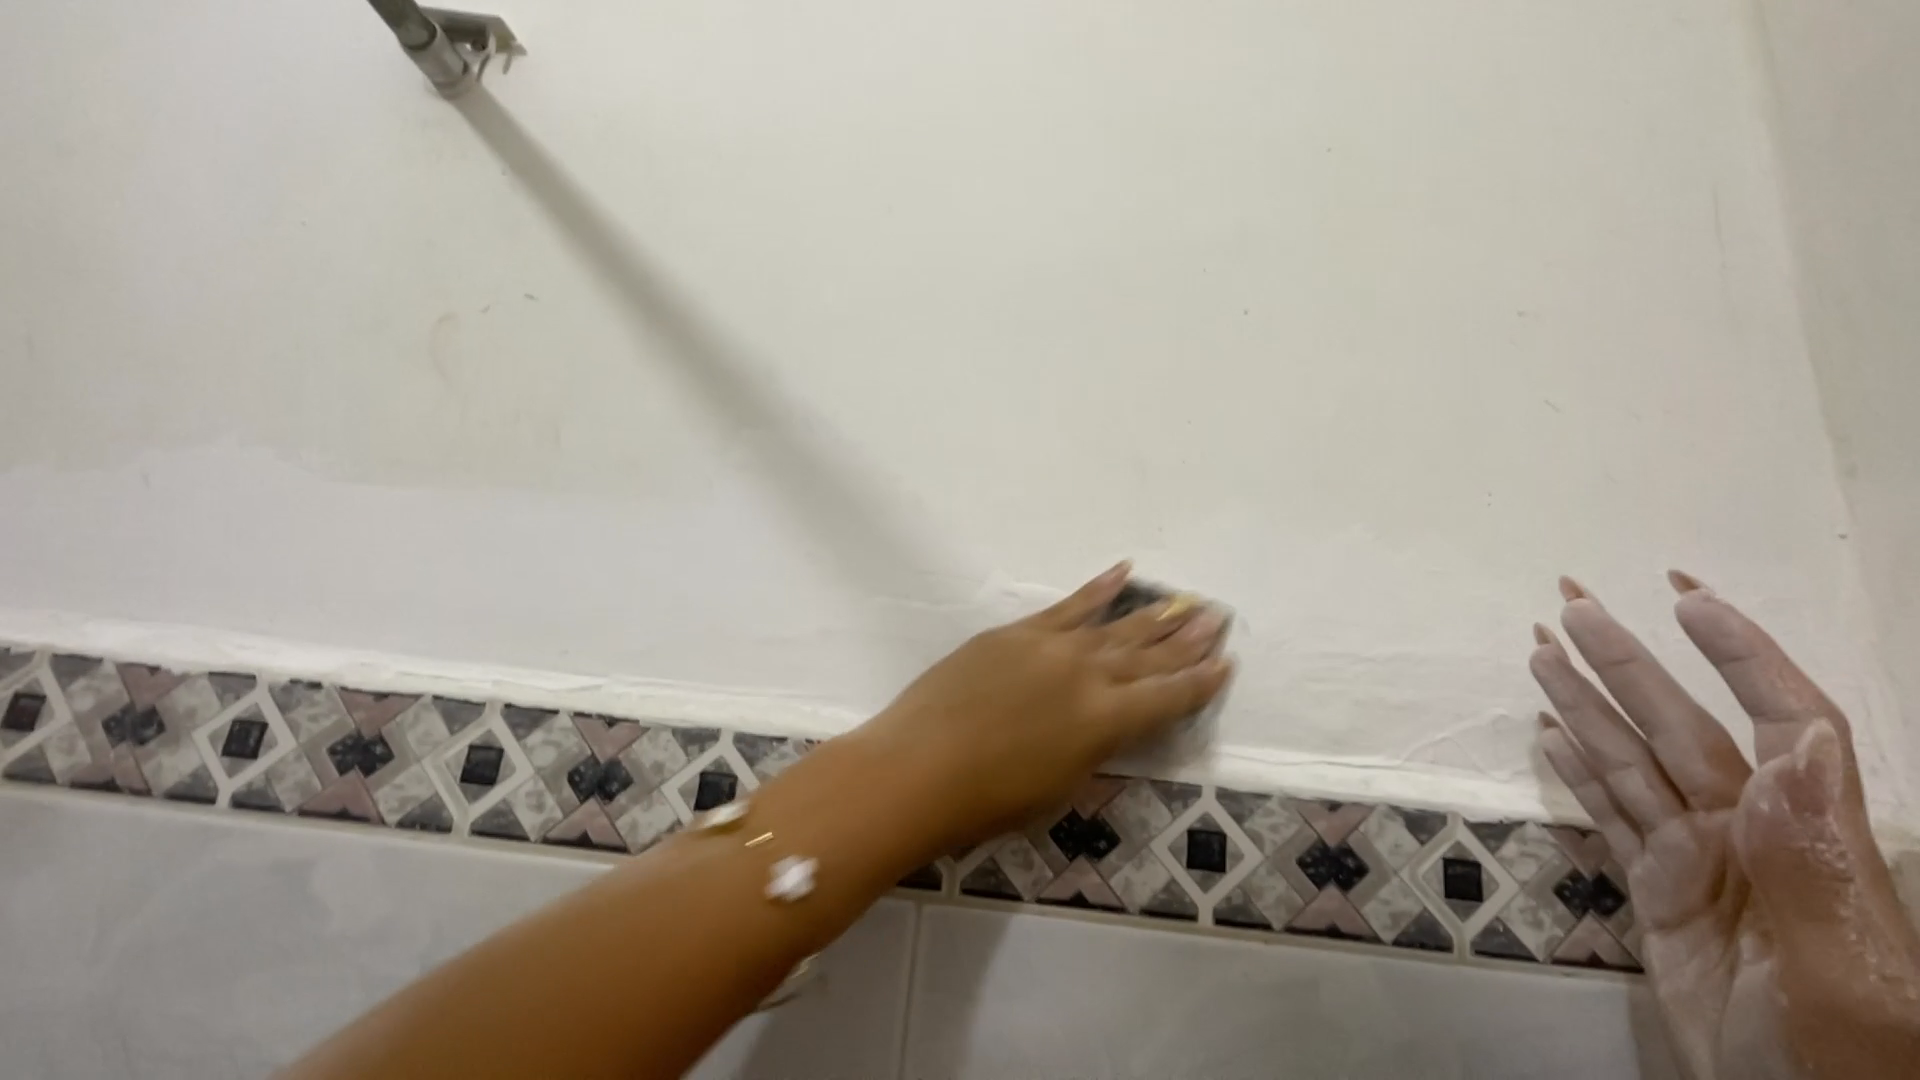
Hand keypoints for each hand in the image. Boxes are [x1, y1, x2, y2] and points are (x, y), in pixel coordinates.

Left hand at [853, 562, 1232, 856]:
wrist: (917, 768)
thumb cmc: (989, 801)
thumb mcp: (1061, 787)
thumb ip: (1094, 749)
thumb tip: (1111, 724)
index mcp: (1106, 721)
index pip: (1168, 697)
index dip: (1200, 682)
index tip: (1226, 663)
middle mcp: (1089, 674)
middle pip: (1148, 653)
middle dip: (1186, 638)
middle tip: (1216, 619)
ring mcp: (1052, 646)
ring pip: (1114, 625)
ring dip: (1153, 613)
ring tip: (1186, 600)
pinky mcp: (1017, 632)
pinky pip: (1067, 605)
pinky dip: (1096, 588)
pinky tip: (1121, 571)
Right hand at [1529, 572, 1919, 1079]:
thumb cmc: (1844, 1064)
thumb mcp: (1850, 976)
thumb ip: (1819, 864)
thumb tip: (1795, 749)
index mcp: (1807, 843)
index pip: (1784, 725)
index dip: (1742, 658)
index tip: (1687, 601)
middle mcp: (1749, 834)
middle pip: (1679, 728)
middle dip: (1627, 662)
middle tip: (1571, 604)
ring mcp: (1696, 860)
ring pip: (1631, 760)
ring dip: (1587, 702)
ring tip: (1542, 650)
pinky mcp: (1654, 890)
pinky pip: (1609, 813)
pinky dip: (1577, 770)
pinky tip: (1551, 734)